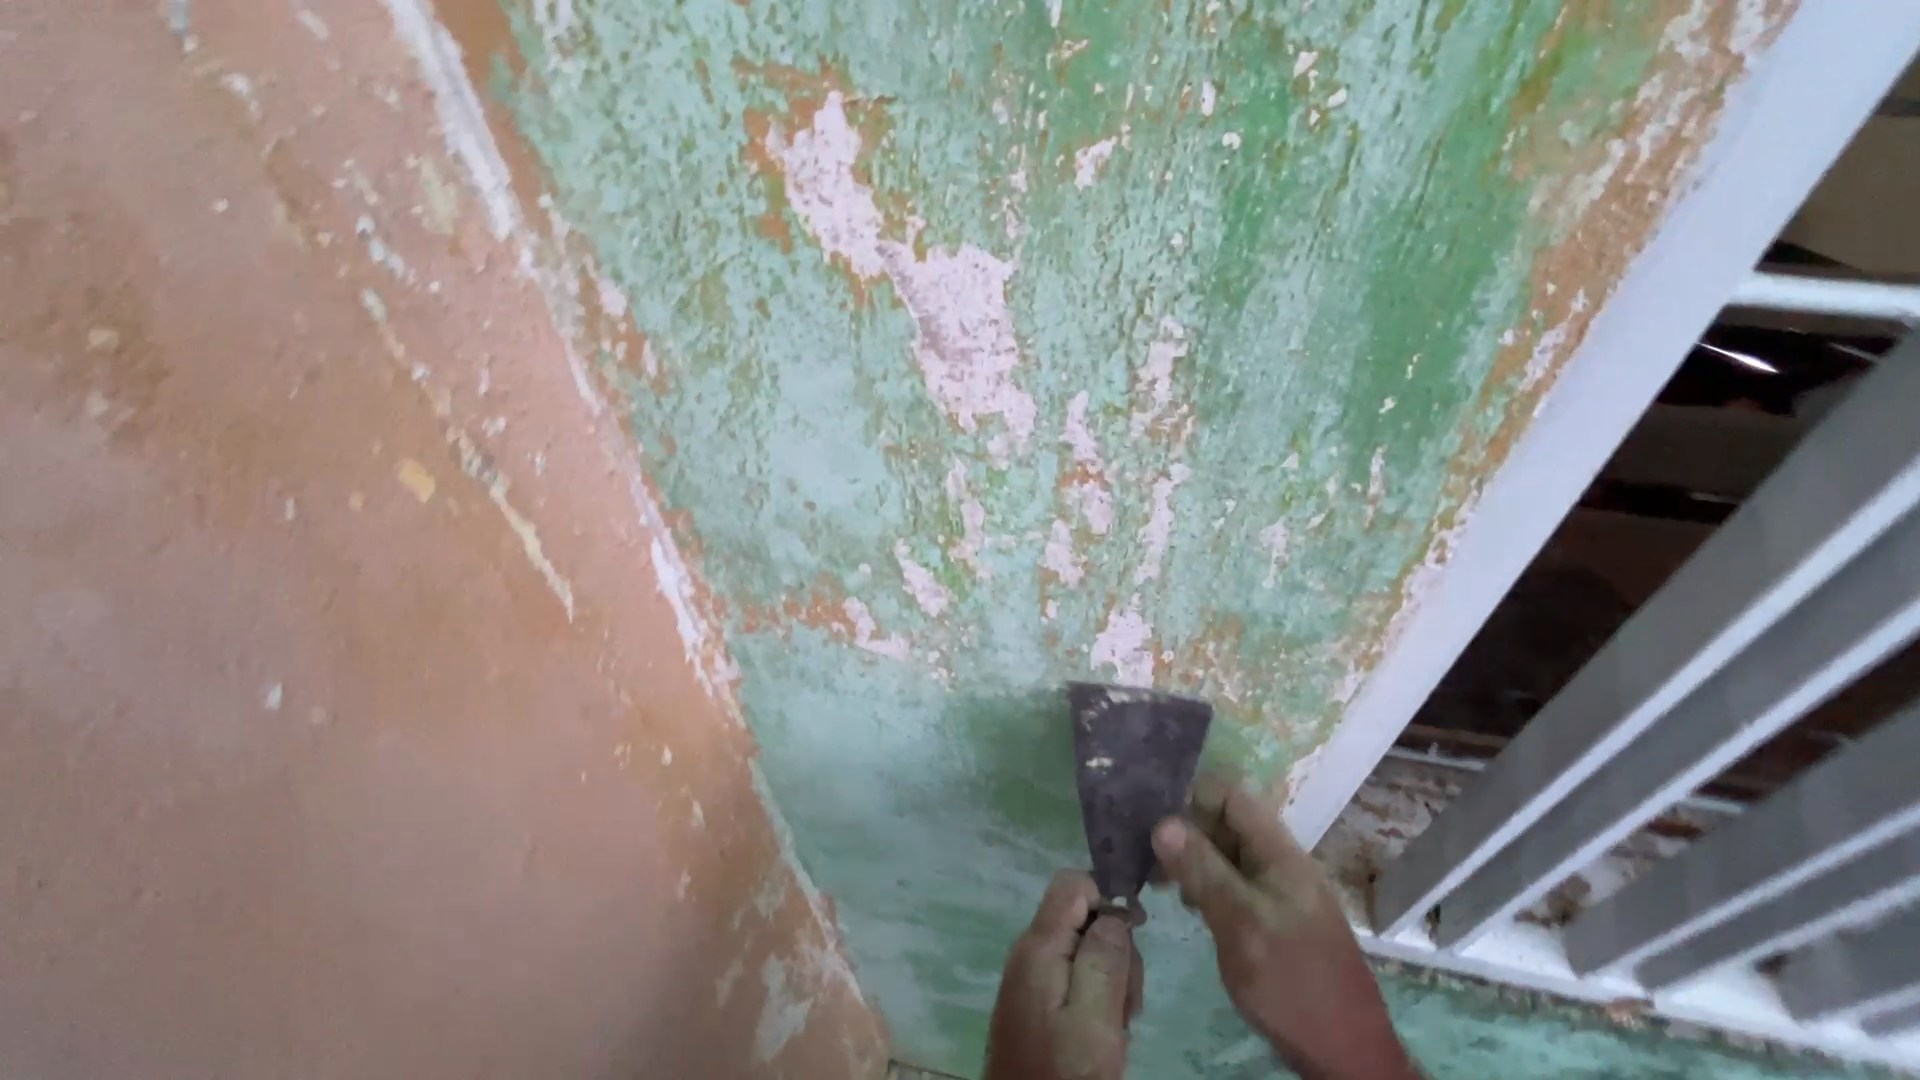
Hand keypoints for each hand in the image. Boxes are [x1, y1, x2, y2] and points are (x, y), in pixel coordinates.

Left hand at [984, 871, 1142, 1079]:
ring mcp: (1031, 978)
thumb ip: (1104, 960)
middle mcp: (1030, 952)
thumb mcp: (1094, 1019)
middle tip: (1129, 1000)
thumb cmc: (1064, 1075)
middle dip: (1116, 949)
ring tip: (1119, 1025)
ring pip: (1084, 950)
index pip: (1071, 882)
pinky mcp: (1037, 1002)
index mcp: (1038, 946)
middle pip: (1082, 917)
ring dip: (1112, 980)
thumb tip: (1114, 910)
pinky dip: (1099, 999)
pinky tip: (1106, 1032)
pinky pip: (1076, 979)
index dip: (1107, 894)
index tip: (1138, 928)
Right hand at [1152, 777, 1417, 1079]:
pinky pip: (1233, 881)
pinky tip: (1187, 905)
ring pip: (1227, 853)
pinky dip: (1206, 883)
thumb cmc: (1292, 984)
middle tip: (1145, 856)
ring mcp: (1279, 890)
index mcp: (1280, 853)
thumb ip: (1203, 871)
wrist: (1346, 1053)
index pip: (1230, 796)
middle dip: (1185, 830)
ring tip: (1157, 881)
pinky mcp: (1273, 916)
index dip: (1190, 797)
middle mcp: (1281, 862)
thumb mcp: (1241, 924)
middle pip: (1226, 822)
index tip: (1150, 819)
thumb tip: (1162, 820)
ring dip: (1192, 859)